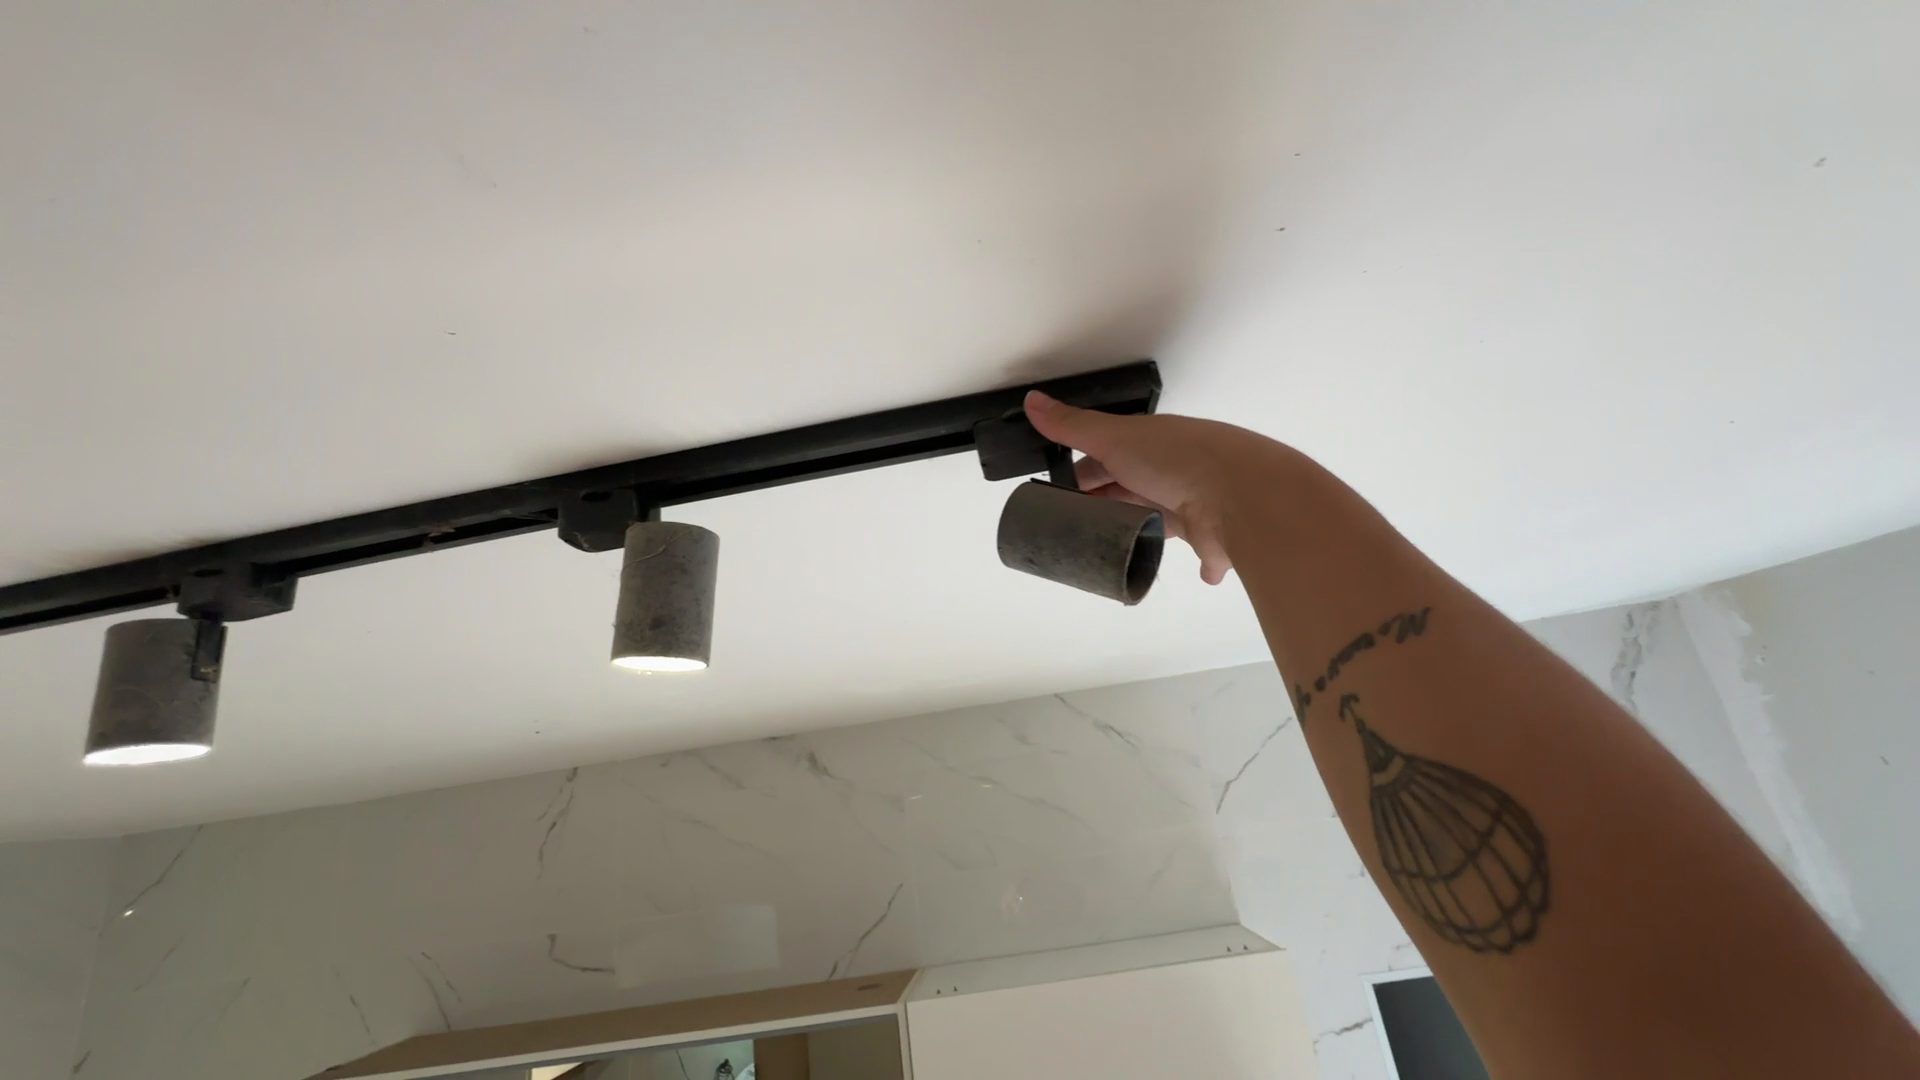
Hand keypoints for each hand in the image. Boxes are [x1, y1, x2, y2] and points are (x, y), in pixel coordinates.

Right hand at [1023, 390, 1284, 584]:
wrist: (1243, 495)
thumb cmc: (1175, 460)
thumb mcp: (1115, 438)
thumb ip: (1073, 426)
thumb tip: (1031, 400)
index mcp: (1150, 445)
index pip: (1107, 458)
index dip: (1083, 475)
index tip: (1058, 498)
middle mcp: (1173, 471)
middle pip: (1131, 489)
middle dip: (1107, 504)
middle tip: (1075, 529)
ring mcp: (1196, 505)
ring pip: (1163, 518)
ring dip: (1145, 527)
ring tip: (1114, 548)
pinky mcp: (1213, 539)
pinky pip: (1205, 553)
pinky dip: (1202, 563)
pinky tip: (1196, 574)